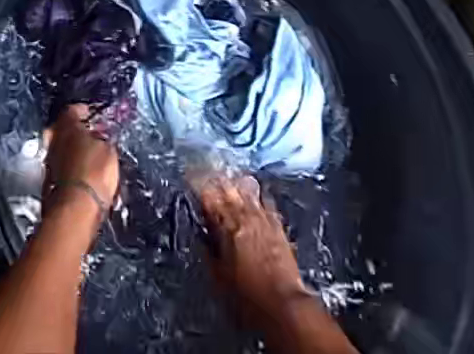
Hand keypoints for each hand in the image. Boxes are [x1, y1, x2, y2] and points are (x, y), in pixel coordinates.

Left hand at [42, 104, 119, 230]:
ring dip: (73, 151)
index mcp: (66, 126)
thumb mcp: (109, 151)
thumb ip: (103, 140)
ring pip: (61, 150)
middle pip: (63, 129)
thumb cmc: (94, 172)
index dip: (84, 111)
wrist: (75, 209)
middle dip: (76, 132)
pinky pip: (62, 169)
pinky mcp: (49, 183)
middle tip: (91, 136)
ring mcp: (48, 162)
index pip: (72, 110)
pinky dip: (71, 169)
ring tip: (90, 158)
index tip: (92, 114)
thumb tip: (100, 139)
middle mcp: (53, 140)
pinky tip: (83, 176)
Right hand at [195, 173, 319, 324]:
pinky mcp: (278, 227)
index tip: (190, 175)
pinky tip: (255, 189)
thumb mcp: (218, 274)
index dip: (197, 184)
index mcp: (225, 227)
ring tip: (229, 173)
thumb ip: (209, 250)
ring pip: (247, 190)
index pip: (207, 197)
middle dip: (215, 177)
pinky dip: (258, 194)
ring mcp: (263, 220)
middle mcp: (244, 218)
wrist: (283, 305)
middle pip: (227, 188)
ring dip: (236, 181)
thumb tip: (203, 236)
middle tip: (207, 168)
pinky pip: (267, 202)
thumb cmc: (248, 295)